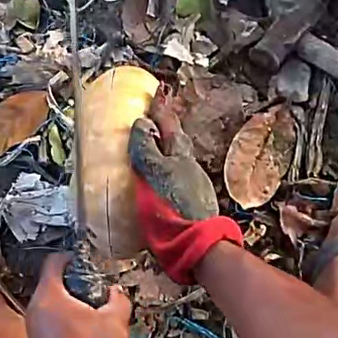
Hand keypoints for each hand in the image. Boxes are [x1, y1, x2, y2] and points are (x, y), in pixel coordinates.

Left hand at [24, 254, 130, 337]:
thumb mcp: (114, 325)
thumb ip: (119, 301)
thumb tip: (116, 293)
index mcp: (49, 295)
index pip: (55, 261)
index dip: (73, 256)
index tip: (90, 261)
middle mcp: (36, 309)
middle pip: (56, 285)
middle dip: (81, 286)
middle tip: (102, 293)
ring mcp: (35, 331)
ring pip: (57, 308)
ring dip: (78, 310)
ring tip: (101, 319)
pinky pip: (56, 327)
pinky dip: (72, 328)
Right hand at [128, 96, 218, 221]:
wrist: (195, 246)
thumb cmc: (171, 207)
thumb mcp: (153, 173)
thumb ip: (146, 149)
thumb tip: (142, 124)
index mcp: (180, 156)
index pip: (169, 124)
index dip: (161, 108)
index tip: (159, 91)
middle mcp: (189, 168)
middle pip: (175, 142)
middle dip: (163, 129)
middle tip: (151, 119)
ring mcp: (191, 186)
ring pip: (175, 161)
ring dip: (163, 151)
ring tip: (149, 149)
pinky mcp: (188, 204)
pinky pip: (173, 179)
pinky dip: (163, 173)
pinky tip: (154, 182)